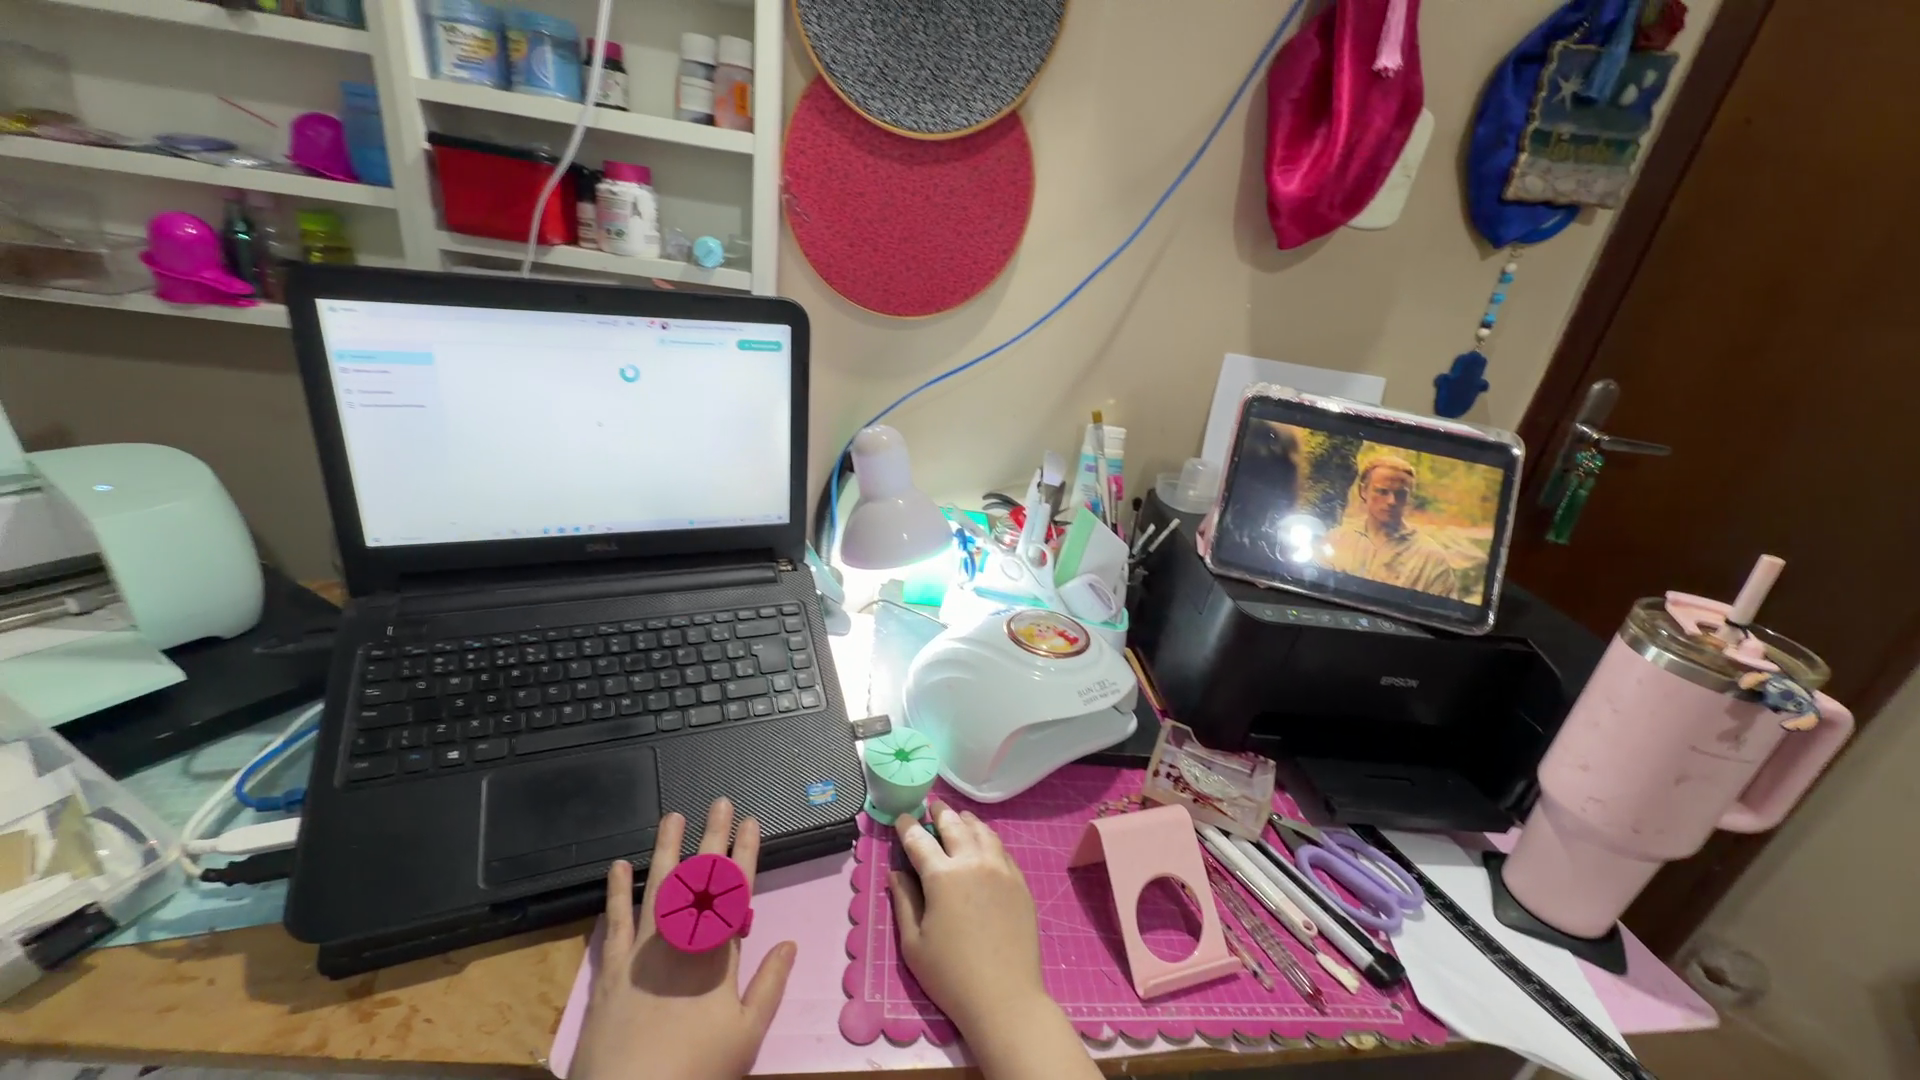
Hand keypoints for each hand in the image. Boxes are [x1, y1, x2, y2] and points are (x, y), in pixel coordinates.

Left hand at [571, 798, 797, 1079]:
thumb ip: (769, 985)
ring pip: (657, 887)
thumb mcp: (746, 1035)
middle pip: (700, 879)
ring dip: (666, 849)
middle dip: (713, 838)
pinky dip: (616, 892)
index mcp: (716, 954)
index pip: (736, 891)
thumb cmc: (694, 1068)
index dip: (745, 854)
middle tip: (719, 803)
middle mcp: (680, 940)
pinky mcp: (609, 967)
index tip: (751, 823)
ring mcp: (642, 949)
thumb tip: (790, 944)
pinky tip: (617, 867)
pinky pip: (614, 920)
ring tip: (672, 817)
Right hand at [889, 798, 1046, 1032]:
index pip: (919, 839)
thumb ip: (903, 901)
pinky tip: (983, 843)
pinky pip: (1002, 849)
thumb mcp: (913, 943)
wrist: (1005, 997)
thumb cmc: (951, 975)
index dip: (907, 826)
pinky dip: (988, 838)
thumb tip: (896, 872)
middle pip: (954, 825)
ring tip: (958, 817)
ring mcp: (1000, 869)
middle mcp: (972, 862)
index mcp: (942, 876)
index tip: (901, 818)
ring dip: (966, 820)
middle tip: (931, 806)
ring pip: (982, 831)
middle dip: (939, 812)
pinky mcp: (1019, 882)